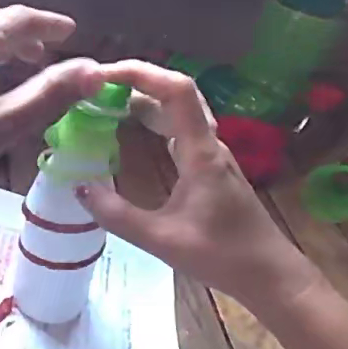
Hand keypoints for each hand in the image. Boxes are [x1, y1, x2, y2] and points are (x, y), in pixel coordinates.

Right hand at [75, 61, 323, 312]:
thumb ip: (117, 215)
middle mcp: (208, 144)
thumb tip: (79, 188)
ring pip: (175, 110)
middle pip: (174, 93)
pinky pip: (175, 128)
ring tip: (101, 102)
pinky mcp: (206, 166)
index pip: (176, 92)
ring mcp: (209, 154)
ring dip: (140, 98)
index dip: (139, 73)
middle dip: (133, 81)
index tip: (100, 77)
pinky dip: (148, 119)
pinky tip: (125, 128)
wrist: (269, 275)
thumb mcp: (161, 240)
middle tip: (91, 88)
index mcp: (201, 154)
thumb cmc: (222, 256)